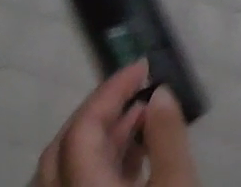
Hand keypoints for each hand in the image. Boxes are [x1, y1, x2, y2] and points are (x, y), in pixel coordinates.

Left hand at [35, 61, 197, 186]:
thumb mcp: (177, 183)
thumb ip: (167, 139)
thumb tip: (160, 92)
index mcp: (83, 185)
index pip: (82, 130)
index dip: (110, 92)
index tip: (142, 65)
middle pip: (62, 147)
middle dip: (99, 109)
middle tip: (135, 86)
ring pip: (66, 167)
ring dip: (99, 134)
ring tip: (140, 112)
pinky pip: (76, 181)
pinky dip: (100, 158)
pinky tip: (135, 149)